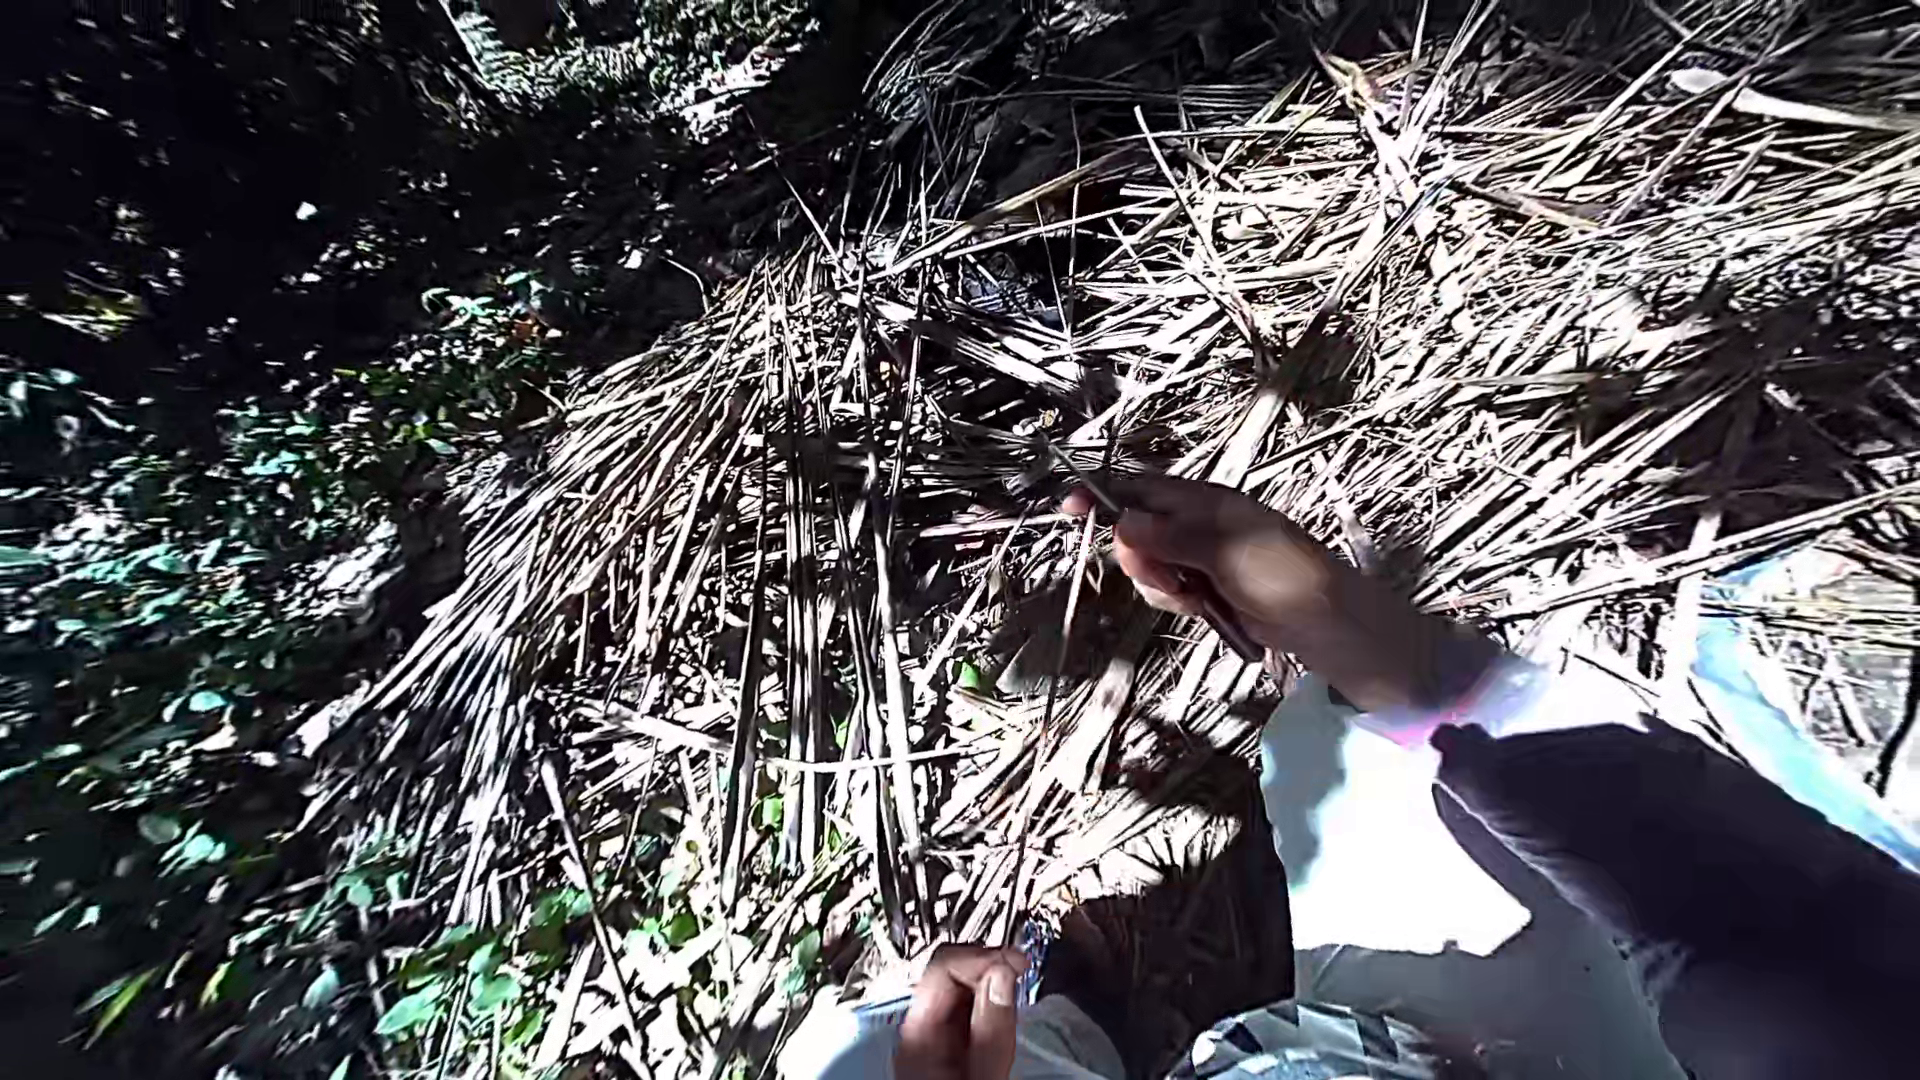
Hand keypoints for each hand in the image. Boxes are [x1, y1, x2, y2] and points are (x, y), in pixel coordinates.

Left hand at [894, 944, 1023, 1079]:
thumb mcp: (980, 1077)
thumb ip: (992, 1029)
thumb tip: (1003, 973)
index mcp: (917, 1033)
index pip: (945, 962)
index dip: (983, 954)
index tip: (1016, 960)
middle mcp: (915, 1034)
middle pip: (950, 971)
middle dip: (987, 967)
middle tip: (1018, 975)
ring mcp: (925, 1046)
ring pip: (957, 992)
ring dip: (988, 988)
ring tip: (1012, 1001)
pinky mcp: (938, 1058)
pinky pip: (960, 1015)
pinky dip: (983, 1009)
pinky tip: (999, 1024)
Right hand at [1064, 475, 1496, 711]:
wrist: (1326, 626)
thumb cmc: (1283, 575)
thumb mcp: (1226, 550)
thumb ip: (1170, 537)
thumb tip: (1121, 523)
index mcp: (1202, 501)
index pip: (1140, 488)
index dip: (1103, 494)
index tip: (1070, 509)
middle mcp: (1192, 524)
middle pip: (1135, 531)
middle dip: (1141, 558)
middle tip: (1168, 579)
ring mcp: (1193, 557)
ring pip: (1145, 565)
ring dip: (1160, 585)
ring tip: (1194, 596)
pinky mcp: (1197, 586)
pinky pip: (1162, 589)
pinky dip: (1172, 600)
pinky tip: (1200, 607)